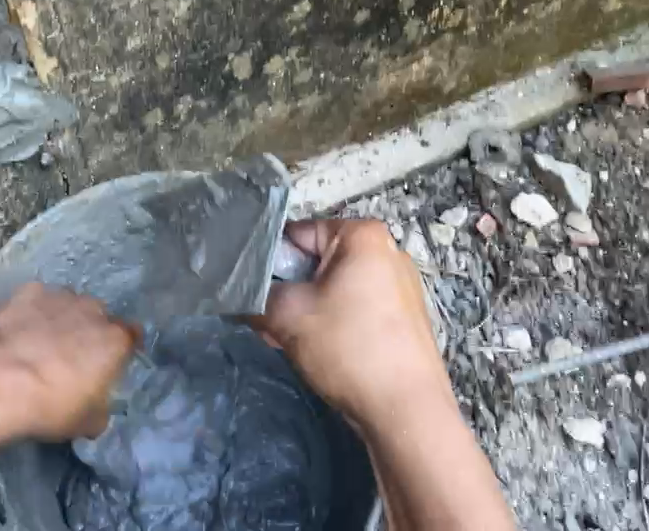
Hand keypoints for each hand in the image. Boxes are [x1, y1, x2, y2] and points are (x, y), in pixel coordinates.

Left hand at [0, 283, 138, 439]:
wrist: (1, 382)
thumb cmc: (52, 406)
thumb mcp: (87, 422)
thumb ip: (100, 406)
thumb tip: (95, 405)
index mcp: (114, 340)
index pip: (132, 335)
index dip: (123, 347)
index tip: (113, 361)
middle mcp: (93, 310)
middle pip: (98, 316)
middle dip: (90, 331)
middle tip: (72, 357)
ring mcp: (60, 296)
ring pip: (69, 304)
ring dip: (62, 319)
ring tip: (42, 343)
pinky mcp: (29, 292)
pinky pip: (38, 300)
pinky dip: (33, 312)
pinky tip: (20, 330)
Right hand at [252, 220, 449, 425]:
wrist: (409, 415)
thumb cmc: (348, 348)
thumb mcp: (287, 315)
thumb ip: (255, 296)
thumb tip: (240, 297)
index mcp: (363, 235)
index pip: (298, 233)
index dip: (271, 262)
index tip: (255, 291)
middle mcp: (387, 251)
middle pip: (317, 263)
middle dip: (289, 291)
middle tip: (267, 321)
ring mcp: (400, 286)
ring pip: (334, 289)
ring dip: (306, 311)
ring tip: (285, 341)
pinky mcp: (405, 319)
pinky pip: (355, 309)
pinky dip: (332, 324)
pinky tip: (315, 351)